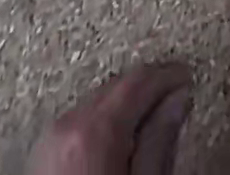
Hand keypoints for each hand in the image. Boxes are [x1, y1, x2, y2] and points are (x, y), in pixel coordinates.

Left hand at [26, 62, 193, 174]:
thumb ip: (159, 142)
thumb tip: (178, 99)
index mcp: (95, 130)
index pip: (137, 81)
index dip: (167, 75)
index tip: (188, 77)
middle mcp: (68, 123)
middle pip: (115, 86)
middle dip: (147, 88)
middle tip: (177, 96)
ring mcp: (50, 138)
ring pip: (97, 101)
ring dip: (125, 104)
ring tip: (154, 119)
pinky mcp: (41, 154)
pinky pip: (80, 120)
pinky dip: (104, 120)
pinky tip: (122, 139)